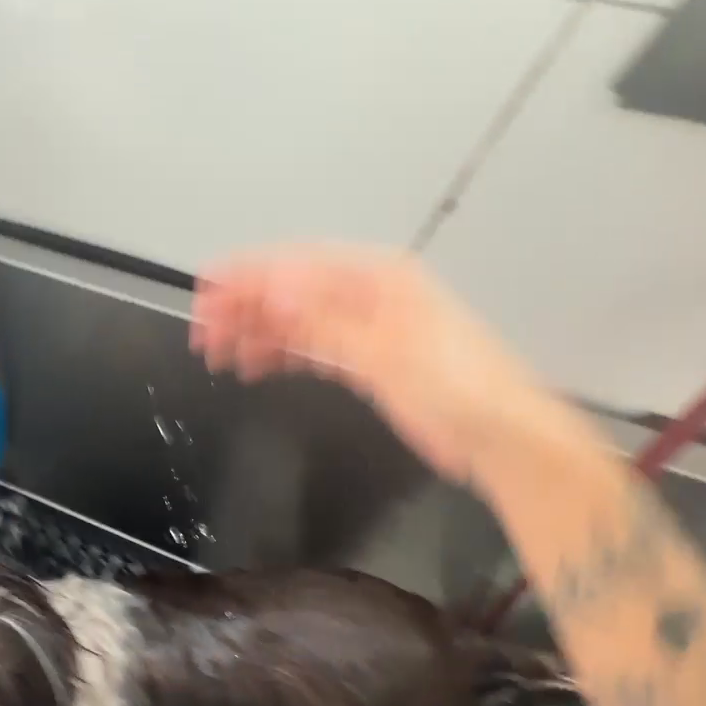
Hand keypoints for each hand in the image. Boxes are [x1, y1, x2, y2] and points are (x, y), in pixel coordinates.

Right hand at [189, 246, 564, 489]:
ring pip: (291, 319)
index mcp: (379, 280)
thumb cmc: (460, 389)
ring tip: (216, 350)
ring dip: (252, 331)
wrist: (502, 438)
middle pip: (288, 292)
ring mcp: (363, 326)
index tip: (207, 287)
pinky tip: (251, 363)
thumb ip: (325, 323)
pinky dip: (275, 352)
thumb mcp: (387, 353)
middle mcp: (367, 296)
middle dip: (242, 306)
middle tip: (202, 327)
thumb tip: (274, 297)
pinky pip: (305, 345)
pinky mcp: (361, 358)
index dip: (247, 274)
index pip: (297, 267)